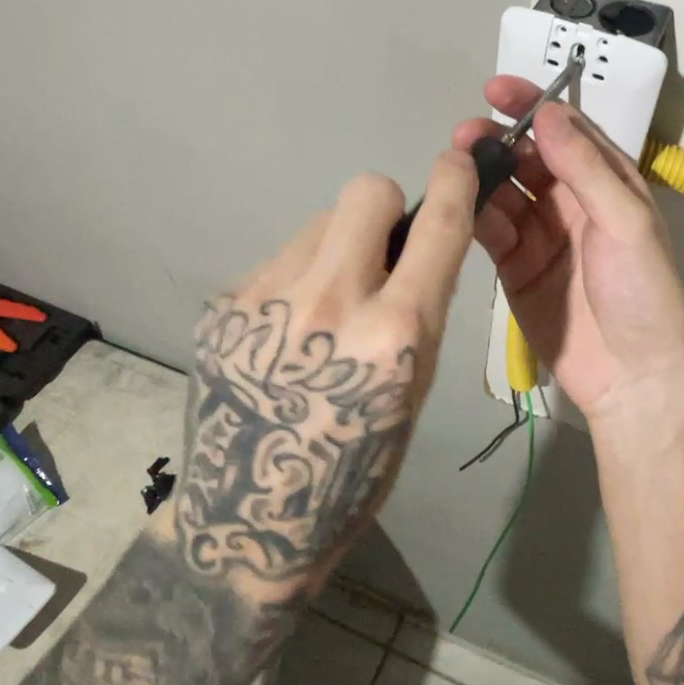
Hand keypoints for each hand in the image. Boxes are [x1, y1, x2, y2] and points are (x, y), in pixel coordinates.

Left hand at [174, 153, 478, 591]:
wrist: (245, 522)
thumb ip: (416, 311)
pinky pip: (279, 262)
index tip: (459, 162)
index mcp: (395, 334)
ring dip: (336, 247)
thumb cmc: (354, 471)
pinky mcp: (224, 307)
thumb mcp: (413, 392)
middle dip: (384, 209)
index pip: (439, 226)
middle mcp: (330, 302)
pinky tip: (284, 334)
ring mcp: (267, 299)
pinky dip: (296, 281)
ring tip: (324, 308)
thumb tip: (413, 248)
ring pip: (317, 224)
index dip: (456, 182)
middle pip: (365, 190)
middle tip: (379, 253)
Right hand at [451, 76, 683, 419]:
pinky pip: (492, 231)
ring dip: (481, 176)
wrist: (630, 375)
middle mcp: (573, 203)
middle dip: (498, 140)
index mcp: (609, 185)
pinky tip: (458, 206)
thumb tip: (550, 113)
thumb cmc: (641, 293)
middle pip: (529, 158)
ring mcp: (542, 235)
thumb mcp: (625, 224)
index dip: (534, 106)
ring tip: (454, 166)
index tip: (496, 89)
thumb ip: (586, 169)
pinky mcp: (516, 267)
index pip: (568, 131)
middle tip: (465, 133)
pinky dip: (474, 215)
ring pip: (504, 191)